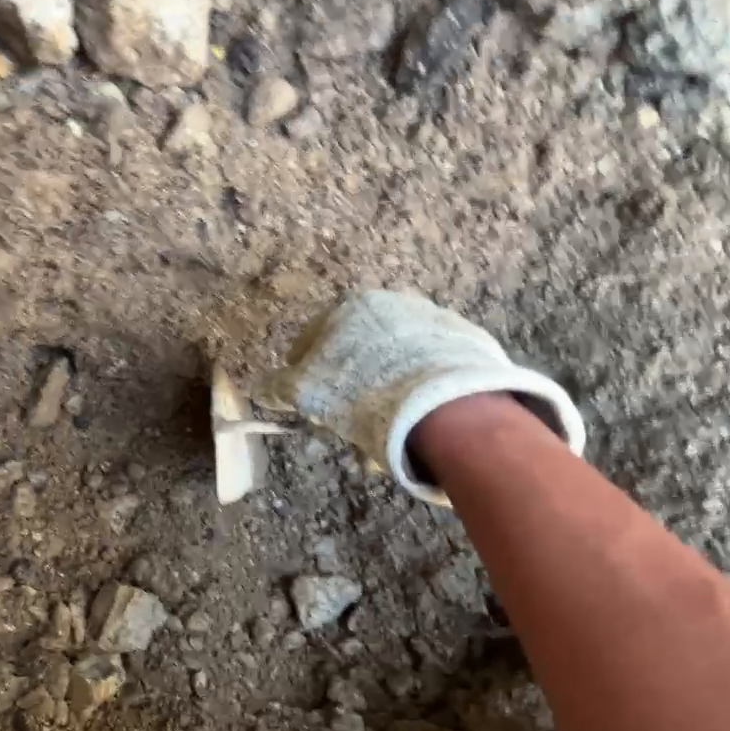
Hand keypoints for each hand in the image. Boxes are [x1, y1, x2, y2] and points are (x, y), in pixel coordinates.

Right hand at [255, 289, 584, 503]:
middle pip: (356, 348)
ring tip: (380, 427)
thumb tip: (260, 388)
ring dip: (382, 389)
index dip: (302, 371)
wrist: (443, 405)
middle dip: (346, 381)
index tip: (304, 399)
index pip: (312, 338)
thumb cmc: (358, 390)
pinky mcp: (469, 344)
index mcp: (351, 306)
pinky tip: (416, 420)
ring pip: (394, 361)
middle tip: (342, 415)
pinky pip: (429, 370)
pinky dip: (417, 391)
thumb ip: (275, 388)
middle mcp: (394, 303)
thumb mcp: (301, 394)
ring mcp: (435, 321)